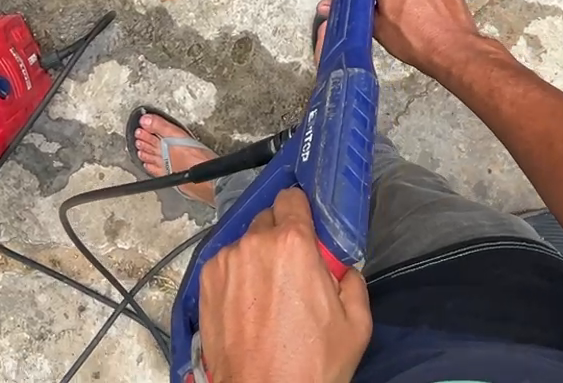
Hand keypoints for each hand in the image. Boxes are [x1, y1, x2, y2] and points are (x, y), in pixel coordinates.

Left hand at [198, 188, 371, 382]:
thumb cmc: (311, 365)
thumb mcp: (355, 325)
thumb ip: (352, 281)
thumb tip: (342, 267)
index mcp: (293, 243)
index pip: (292, 198)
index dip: (300, 210)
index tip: (304, 224)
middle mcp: (255, 241)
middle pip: (268, 219)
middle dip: (280, 237)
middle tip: (291, 270)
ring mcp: (227, 259)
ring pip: (246, 243)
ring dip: (257, 257)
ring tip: (268, 295)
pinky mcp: (207, 277)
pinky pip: (227, 263)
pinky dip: (237, 275)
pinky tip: (247, 304)